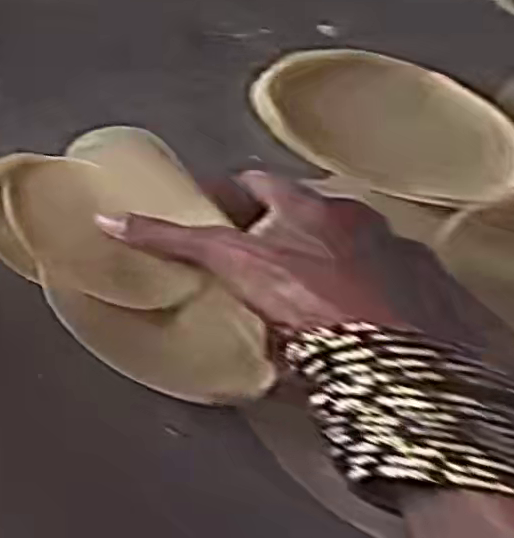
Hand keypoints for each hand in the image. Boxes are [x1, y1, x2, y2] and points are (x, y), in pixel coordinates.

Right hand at [99, 169, 506, 350]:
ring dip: (317, 263)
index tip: (205, 208)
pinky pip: (382, 289)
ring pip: (345, 252)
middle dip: (271, 229)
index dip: (224, 193)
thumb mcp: (222, 258)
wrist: (398, 362)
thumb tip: (109, 221)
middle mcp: (365, 225)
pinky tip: (331, 316)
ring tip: (283, 288)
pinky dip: (355, 296)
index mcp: (314, 203)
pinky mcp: (434, 306)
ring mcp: (406, 265)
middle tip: (238, 249)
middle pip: (301, 215)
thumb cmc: (310, 295)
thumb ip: (165, 236)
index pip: (255, 180)